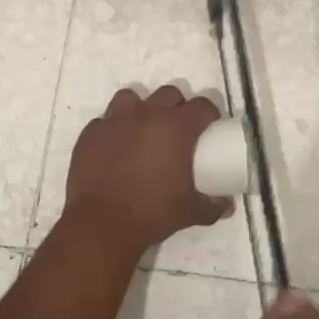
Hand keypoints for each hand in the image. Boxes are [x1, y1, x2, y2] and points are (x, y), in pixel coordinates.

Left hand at [63, 85, 230, 253]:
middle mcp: (146, 115)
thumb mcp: (190, 212)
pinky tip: (115, 148)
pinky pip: (105, 121)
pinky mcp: (91, 133)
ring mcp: (115, 121)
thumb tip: (227, 206)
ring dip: (141, 109)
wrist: (101, 224)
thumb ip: (212, 207)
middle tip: (178, 130)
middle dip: (177, 107)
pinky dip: (113, 129)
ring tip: (143, 131)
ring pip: (131, 98)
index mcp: (176, 128)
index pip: (202, 105)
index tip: (210, 128)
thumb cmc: (151, 213)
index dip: (209, 114)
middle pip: (169, 94)